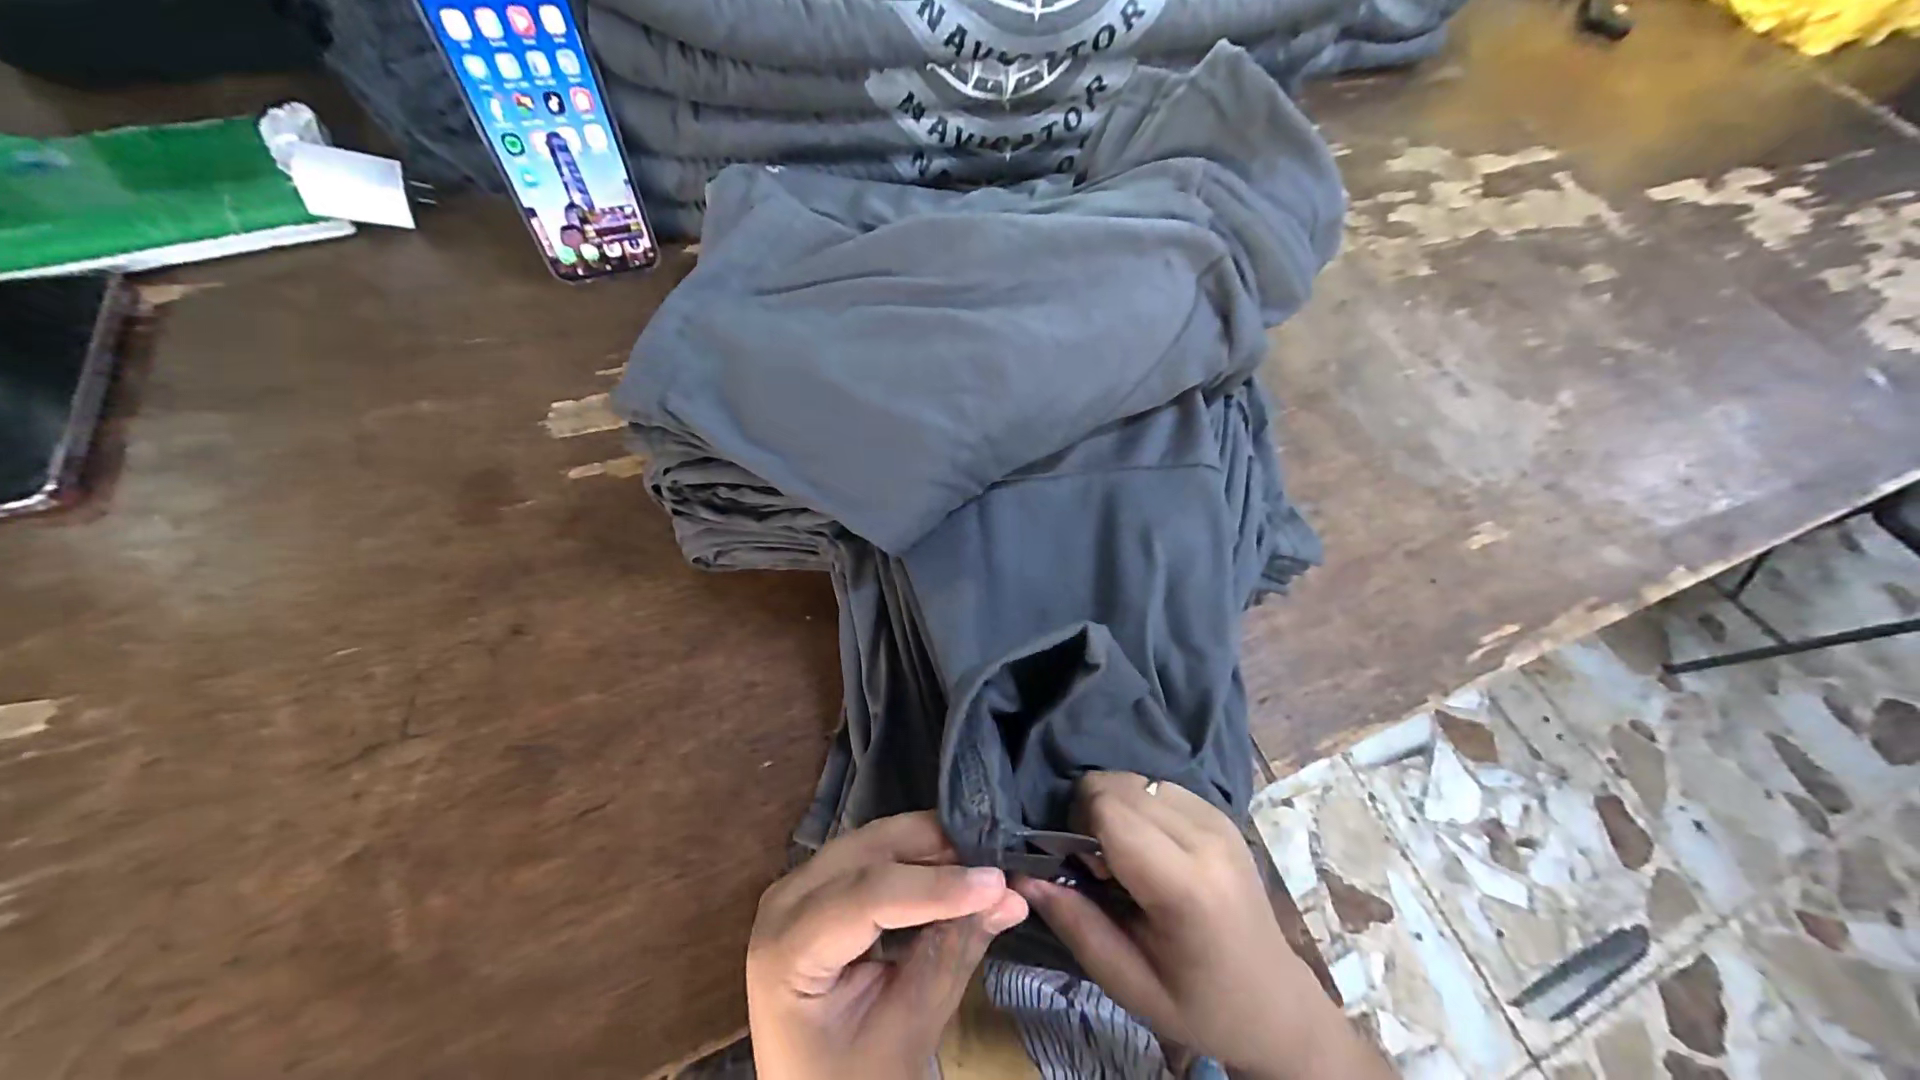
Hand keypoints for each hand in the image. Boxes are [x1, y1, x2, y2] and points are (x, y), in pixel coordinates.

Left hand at [746, 811, 1028, 1079]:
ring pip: (874, 840)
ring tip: (985, 858)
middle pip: (868, 852)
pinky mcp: (819, 883)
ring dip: (931, 844)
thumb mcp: (905, 1031)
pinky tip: (954, 863)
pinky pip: (871, 852)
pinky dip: (917, 854)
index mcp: (786, 950)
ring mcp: (799, 885)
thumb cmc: (850, 1077)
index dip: (935, 884)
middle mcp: (784, 900)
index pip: (866, 897)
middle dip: (938, 847)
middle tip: (998, 855)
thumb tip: (1011, 896)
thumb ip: (952, 954)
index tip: (996, 880)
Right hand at [1013, 772, 1390, 1079]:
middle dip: (1090, 812)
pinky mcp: (1220, 813)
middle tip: (1098, 864)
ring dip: (1113, 806)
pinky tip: (1147, 846)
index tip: (1080, 866)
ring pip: (1134, 778)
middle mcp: (1207, 838)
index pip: (1111, 810)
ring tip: (1123, 857)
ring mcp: (1218, 819)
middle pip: (1117, 784)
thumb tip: (1021, 874)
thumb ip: (1074, 922)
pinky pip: (1156, 784)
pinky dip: (1137, 804)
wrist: (1275, 1002)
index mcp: (1187, 887)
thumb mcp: (1127, 983)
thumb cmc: (1197, 1004)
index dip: (1077, 825)